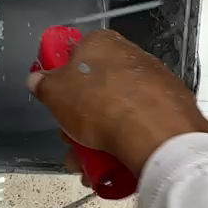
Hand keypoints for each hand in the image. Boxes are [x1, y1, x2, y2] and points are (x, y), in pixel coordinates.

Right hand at [25, 28, 207, 175]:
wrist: (155, 134)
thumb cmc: (98, 104)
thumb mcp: (54, 93)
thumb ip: (42, 83)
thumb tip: (37, 79)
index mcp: (101, 42)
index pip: (73, 54)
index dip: (60, 80)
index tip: (56, 103)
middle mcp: (130, 55)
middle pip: (93, 89)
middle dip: (77, 120)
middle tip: (70, 142)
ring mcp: (153, 81)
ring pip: (113, 111)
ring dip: (95, 139)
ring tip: (87, 165)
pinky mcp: (170, 108)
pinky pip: (136, 125)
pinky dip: (122, 143)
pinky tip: (112, 164)